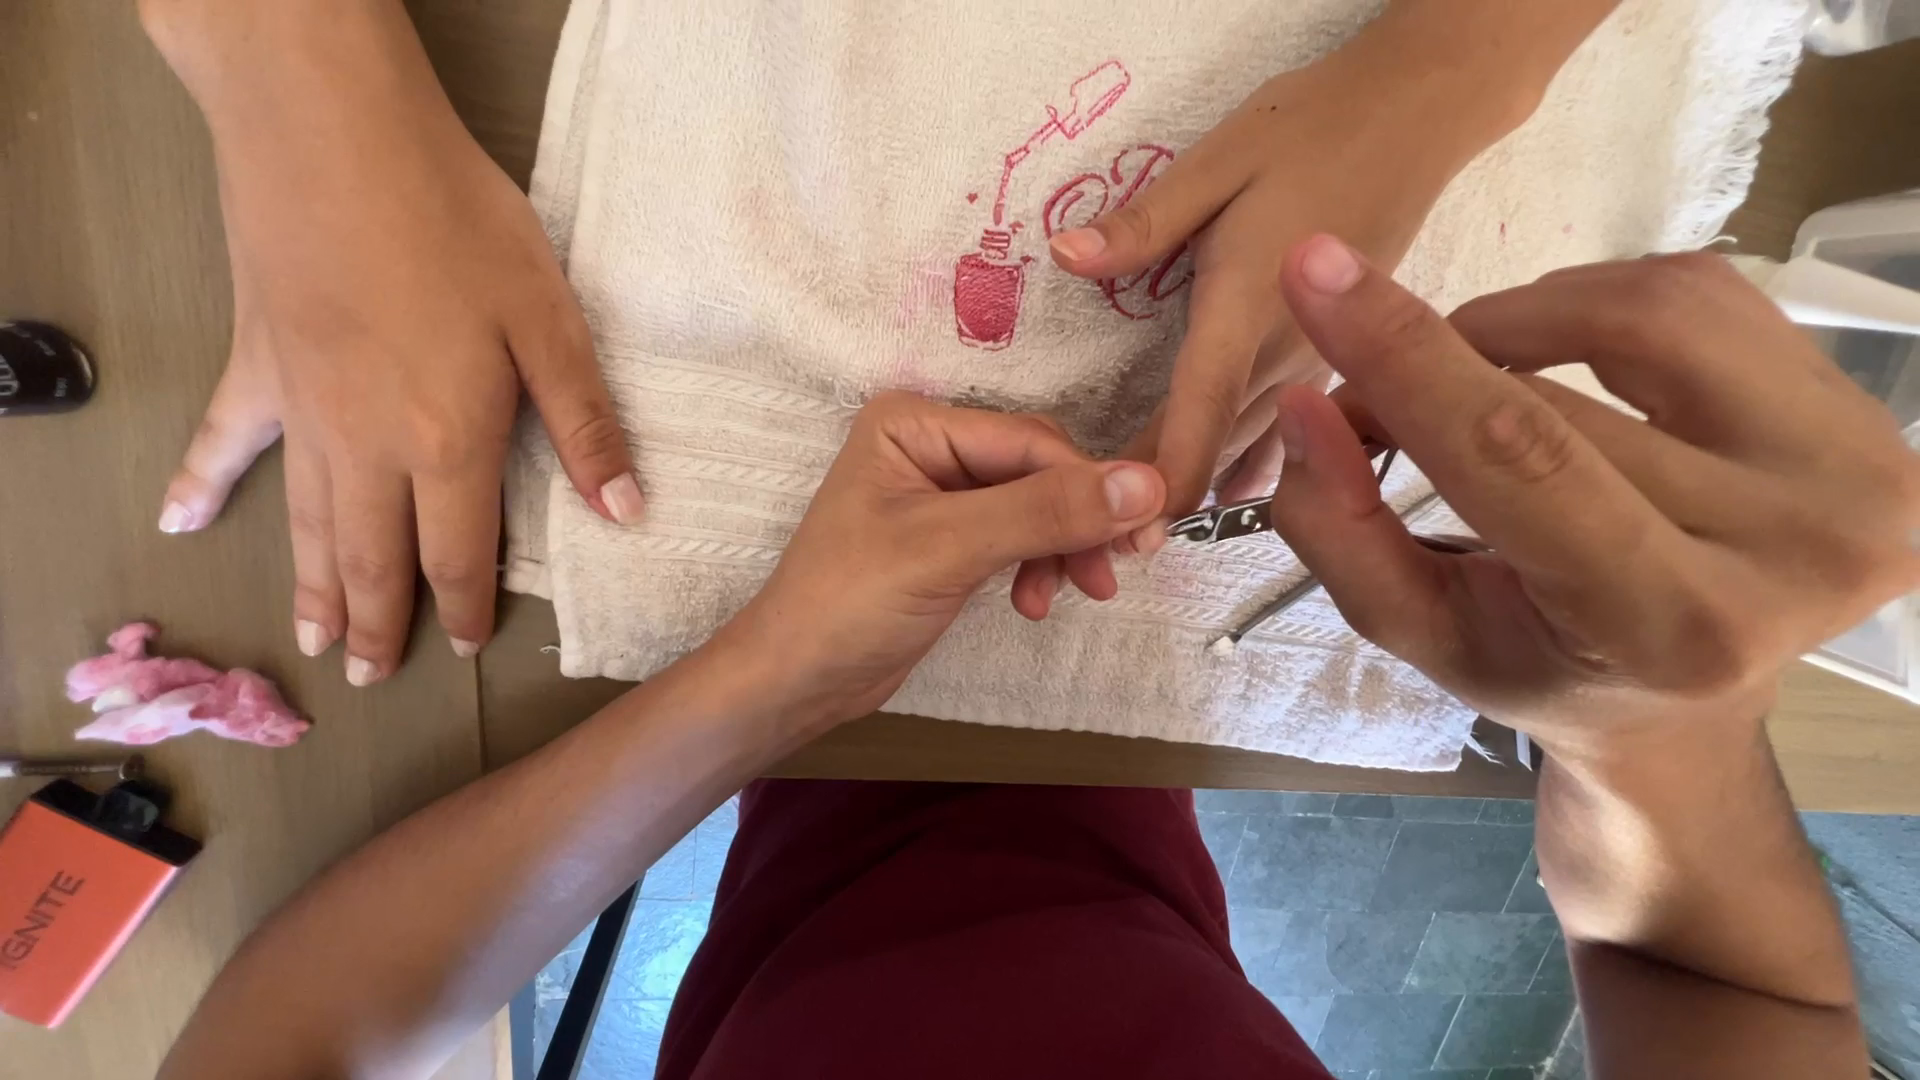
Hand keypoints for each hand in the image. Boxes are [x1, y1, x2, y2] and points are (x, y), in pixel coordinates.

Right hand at [146, 4, 638, 685]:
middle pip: (374, 555)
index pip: (456, 552)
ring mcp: (301, 408)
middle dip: (381, 620)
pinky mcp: (257, 362)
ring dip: (314, 586)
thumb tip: (627, 511)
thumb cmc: (464, 232)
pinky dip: (206, 484)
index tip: (459, 647)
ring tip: (314, 640)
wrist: (337, 135)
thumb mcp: (553, 330)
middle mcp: (368, 445)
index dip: (461, 605)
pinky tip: (182, 524)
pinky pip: (228, 439)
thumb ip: (588, 428)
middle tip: (371, 676)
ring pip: (309, 521)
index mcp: (448, 443)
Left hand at [720, 393, 1164, 721]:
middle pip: (1037, 471)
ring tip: (1070, 596)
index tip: (1146, 533)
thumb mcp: (949, 549)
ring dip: (1060, 548)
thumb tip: (1148, 483)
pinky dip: (1036, 565)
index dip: (1091, 485)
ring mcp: (941, 493)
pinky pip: (1016, 536)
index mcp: (916, 422)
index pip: (1029, 442)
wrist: (799, 681)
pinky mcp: (950, 538)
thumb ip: (1045, 512)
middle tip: (1116, 570)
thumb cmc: (853, 603)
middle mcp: (930, 445)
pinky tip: (1032, 602)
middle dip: (1076, 522)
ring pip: (1035, 506)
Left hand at [1048, 16, 1531, 552]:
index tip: (1126, 531)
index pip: (1199, 411)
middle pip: (1211, 445)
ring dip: (1195, 488)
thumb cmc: (1309, 134)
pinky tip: (1228, 498)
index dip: (1165, 477)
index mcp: (1245, 310)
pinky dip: (1244, 466)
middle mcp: (1282, 355)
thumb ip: (1143, 223)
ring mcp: (1311, 365)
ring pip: (1243, 447)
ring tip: (1144, 535)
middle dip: (1157, 499)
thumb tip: (1065, 255)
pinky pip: (1281, 433)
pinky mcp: (1325, 361)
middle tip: (1104, 549)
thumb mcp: (1215, 162)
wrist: (1417, 118)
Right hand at [1267, 235, 1919, 761]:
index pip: (1518, 454)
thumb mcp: (1407, 624)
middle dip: (1421, 372)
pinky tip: (1548, 359)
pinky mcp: (1867, 404)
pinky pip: (1695, 293)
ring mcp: (1862, 461)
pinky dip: (1582, 303)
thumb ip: (1338, 529)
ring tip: (1464, 378)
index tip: (1315, 272)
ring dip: (1506, 323)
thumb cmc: (1526, 663)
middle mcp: (1802, 542)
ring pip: (1640, 310)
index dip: (1404, 357)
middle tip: (1365, 405)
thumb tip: (1305, 405)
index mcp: (1667, 623)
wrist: (1673, 688)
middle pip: (1550, 392)